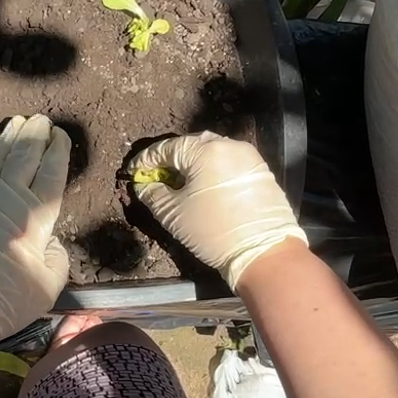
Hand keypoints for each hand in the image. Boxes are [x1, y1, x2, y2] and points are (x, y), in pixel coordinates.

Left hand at [0, 115, 70, 359]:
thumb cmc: (4, 300)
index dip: (58, 151)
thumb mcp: (49, 286)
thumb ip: (57, 256)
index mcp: (37, 219)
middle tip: (42, 119)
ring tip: (19, 121)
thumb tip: (49, 239)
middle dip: (36, 135)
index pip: (52, 174)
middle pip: (25, 158)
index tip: (60, 134)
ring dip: (9, 136)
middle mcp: (9, 199)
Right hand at [129, 132, 304, 290]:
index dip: (146, 160)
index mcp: (205, 150)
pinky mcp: (260, 171)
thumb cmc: (213, 231)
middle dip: (170, 159)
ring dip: (191, 164)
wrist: (264, 252)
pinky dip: (211, 170)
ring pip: (211, 152)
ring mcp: (248, 156)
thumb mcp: (173, 214)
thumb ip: (152, 194)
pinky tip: (203, 187)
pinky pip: (228, 162)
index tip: (133, 172)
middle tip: (155, 176)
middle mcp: (229, 145)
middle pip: (190, 145)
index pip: (167, 147)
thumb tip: (143, 184)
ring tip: (179, 182)